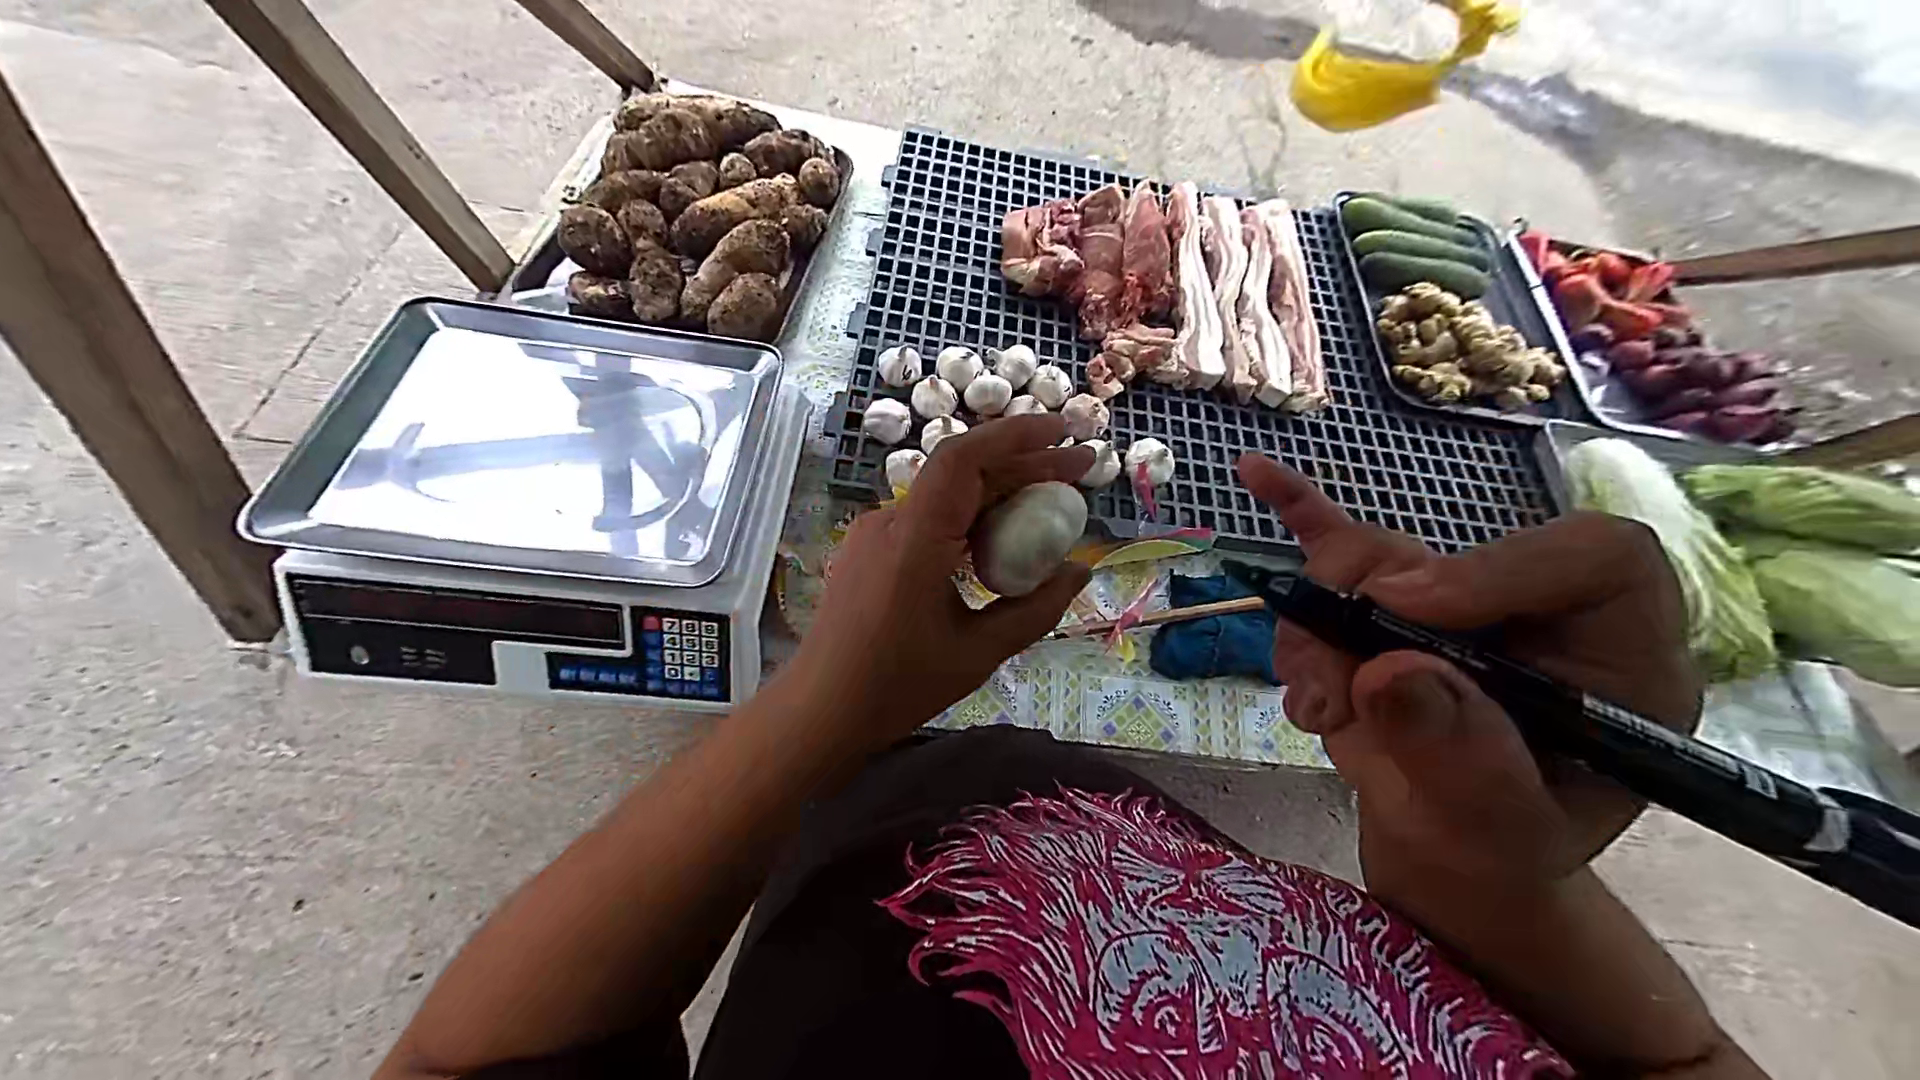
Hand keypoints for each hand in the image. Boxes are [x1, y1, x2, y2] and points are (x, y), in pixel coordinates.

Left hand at [789, 416, 1094, 749]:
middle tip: (1079, 472)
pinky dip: (971, 515)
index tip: (1062, 433)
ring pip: (947, 494)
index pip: (962, 460)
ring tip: (1051, 502)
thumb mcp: (979, 653)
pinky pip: (929, 516)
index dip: (1014, 435)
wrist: (821, 709)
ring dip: (999, 490)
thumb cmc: (897, 686)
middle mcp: (890, 521)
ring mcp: (876, 532)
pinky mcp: (871, 547)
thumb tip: (1079, 570)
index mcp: (914, 539)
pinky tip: (1001, 536)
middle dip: (1023, 464)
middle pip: (961, 472)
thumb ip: (1035, 609)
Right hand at [1237, 455, 1701, 888]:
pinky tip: (1255, 472)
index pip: (1590, 559)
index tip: (1403, 618)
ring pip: (1358, 565)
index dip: (1495, 570)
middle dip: (1356, 617)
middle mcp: (1519, 607)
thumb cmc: (1491, 838)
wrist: (1443, 836)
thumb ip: (1464, 758)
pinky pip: (1332, 537)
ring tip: (1312, 705)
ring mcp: (1440, 596)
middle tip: (1329, 688)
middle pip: (1437, 557)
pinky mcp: (1375, 597)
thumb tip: (1388, 670)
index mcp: (1607, 651)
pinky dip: (1295, 508)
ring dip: (1310, 629)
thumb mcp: (1496, 825)